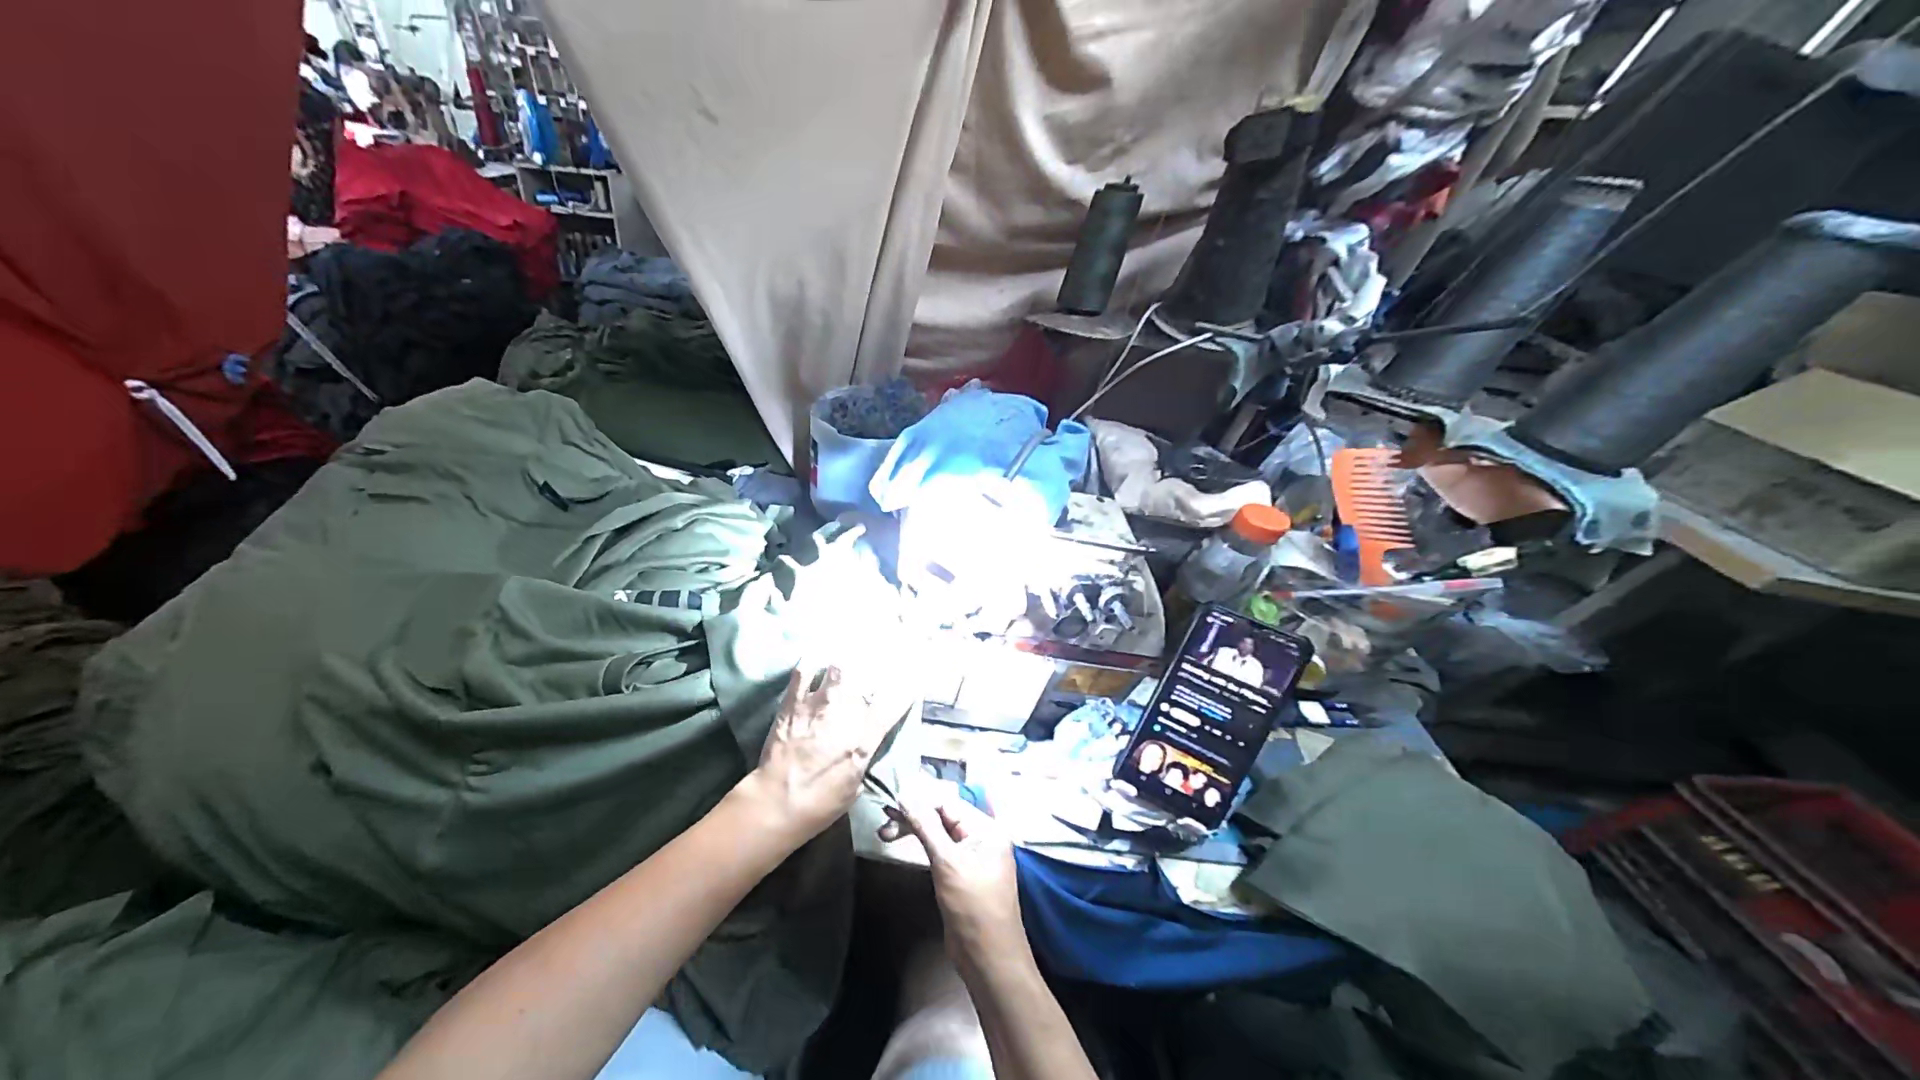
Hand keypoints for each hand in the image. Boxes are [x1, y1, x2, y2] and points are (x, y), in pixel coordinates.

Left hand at [737, 666, 901, 846]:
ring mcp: (818, 704)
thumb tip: (865, 740)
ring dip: (847, 663)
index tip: (911, 678)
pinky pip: (804, 671)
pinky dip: (812, 662)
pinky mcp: (792, 702)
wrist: (777, 803)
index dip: (906, 688)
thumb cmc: (820, 804)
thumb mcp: (856, 784)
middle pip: (869, 677)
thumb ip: (863, 754)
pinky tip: (816, 658)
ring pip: (839, 667)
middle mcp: (846, 714)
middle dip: (878, 667)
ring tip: (849, 657)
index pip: (894, 703)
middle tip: (880, 660)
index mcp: (865, 738)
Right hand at [883, 780, 1027, 963]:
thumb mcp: (948, 863)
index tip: (891, 799)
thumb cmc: (972, 906)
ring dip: (913, 830)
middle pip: (943, 816)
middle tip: (884, 817)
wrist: (988, 958)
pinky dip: (921, 844)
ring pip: (939, 833)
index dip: (920, 799)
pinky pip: (939, 849)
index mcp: (987, 828)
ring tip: (884, 832)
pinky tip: (901, 842)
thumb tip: (906, 795)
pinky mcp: (960, 873)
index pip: (949, 803)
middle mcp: (982, 837)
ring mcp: (972, 856)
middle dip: (914, 815)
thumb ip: (926, 826)